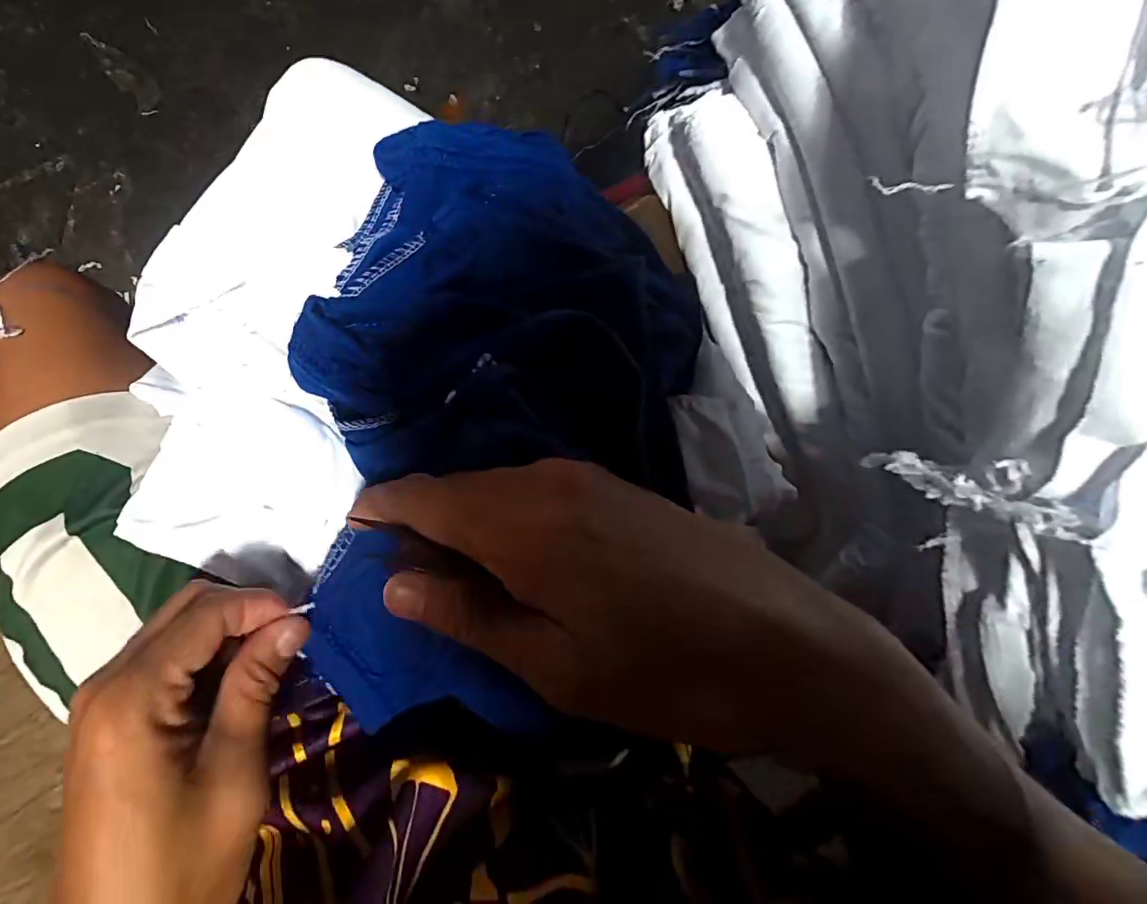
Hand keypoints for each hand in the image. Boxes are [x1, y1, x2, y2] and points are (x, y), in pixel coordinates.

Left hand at [53, 582, 309, 903]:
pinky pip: (160, 658)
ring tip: (271, 654)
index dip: (258, 605)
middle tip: (290, 635)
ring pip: (173, 628)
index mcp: (130, 696)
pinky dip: (202, 655)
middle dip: (242, 610)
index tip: (305, 619)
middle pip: (184, 609)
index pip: (204, 614)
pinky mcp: (105, 717)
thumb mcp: (232, 773)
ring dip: (224, 630)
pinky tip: (235, 677)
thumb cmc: (182, 866)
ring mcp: (100, 699)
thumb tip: (294, 622)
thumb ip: (255, 685)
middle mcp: (105, 682)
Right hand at [354, 461, 1146, 903]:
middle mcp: (546, 480)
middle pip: (458, 485)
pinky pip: (534, 488)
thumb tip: (395, 584)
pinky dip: (504, 513)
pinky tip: (513, 552)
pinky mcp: (615, 486)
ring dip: (464, 516)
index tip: (353, 528)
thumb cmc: (664, 670)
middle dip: (419, 517)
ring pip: (496, 484)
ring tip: (450, 564)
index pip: (425, 496)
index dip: (381, 507)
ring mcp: (586, 476)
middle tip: (399, 564)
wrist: (793, 645)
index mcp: (520, 522)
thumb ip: (469, 616)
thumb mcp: (555, 667)